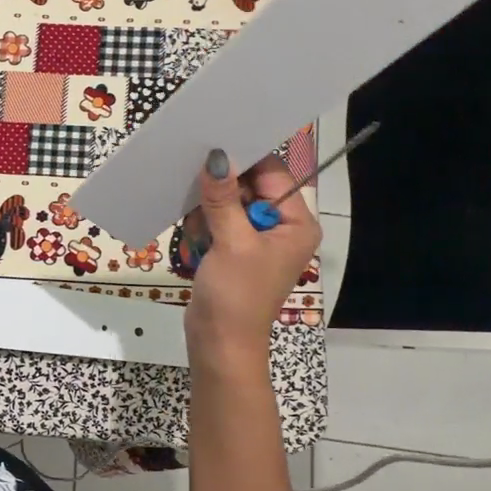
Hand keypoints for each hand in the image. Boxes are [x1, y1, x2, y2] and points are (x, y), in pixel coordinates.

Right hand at [184, 150, 320, 360]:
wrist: (220, 341)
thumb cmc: (236, 293)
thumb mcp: (231, 243)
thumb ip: (222, 200)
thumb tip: (216, 158)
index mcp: (296, 223)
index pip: (273, 176)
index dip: (244, 162)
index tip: (209, 148)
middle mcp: (279, 227)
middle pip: (247, 187)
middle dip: (219, 191)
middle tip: (196, 198)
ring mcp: (254, 240)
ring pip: (226, 204)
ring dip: (206, 211)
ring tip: (198, 232)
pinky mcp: (231, 251)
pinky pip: (215, 224)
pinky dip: (201, 227)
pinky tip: (195, 241)